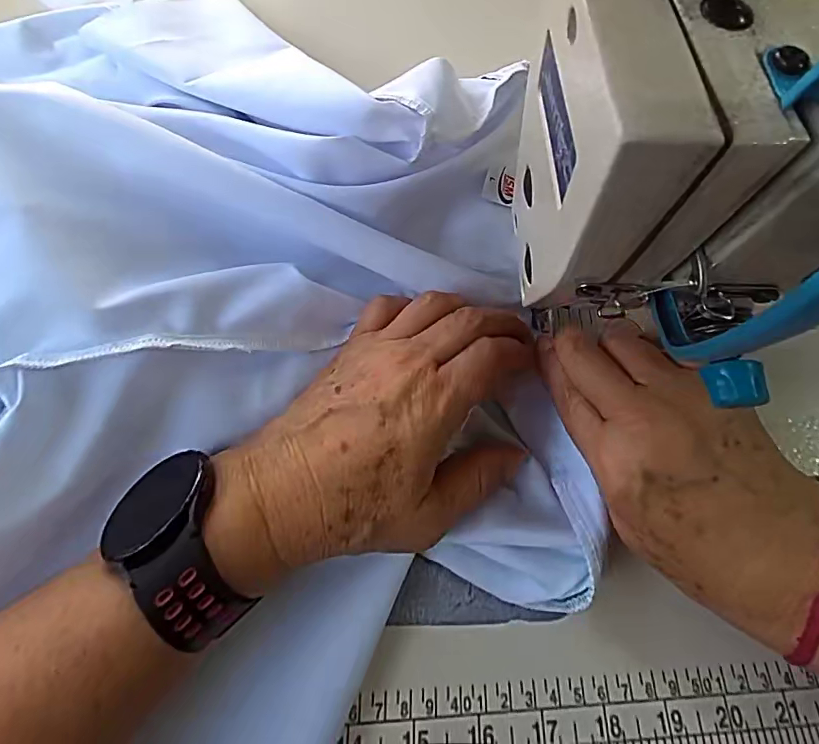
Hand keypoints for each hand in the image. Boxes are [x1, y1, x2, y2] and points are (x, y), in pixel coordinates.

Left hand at [206, 293, 534, 595]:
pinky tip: (420, 324)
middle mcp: (409, 359)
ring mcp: (376, 346)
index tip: (531, 362)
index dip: (518, 353)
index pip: (491, 354)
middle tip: (518, 338)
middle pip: (468, 319)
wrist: (287, 488)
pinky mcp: (351, 345)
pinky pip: (387, 305)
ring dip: (464, 307)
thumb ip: (479, 480)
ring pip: (431, 303)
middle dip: (502, 322)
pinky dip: (413, 305)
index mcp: (436, 398)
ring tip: (479, 326)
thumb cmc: (357, 507)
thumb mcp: (430, 515)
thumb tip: (513, 454)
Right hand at [537, 322, 818, 650]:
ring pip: (624, 337)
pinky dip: (652, 350)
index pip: (564, 390)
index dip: (546, 363)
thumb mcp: (624, 515)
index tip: (539, 349)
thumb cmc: (701, 554)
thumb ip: (600, 456)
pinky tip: (654, 368)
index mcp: (614, 458)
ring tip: (612, 358)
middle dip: (570, 344)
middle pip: (586, 352)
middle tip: (568, 347)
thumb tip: (586, 413)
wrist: (788, 556)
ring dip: (610, 343)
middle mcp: (643, 415)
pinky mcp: (717, 385)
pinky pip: (667, 347)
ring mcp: (683, 394)